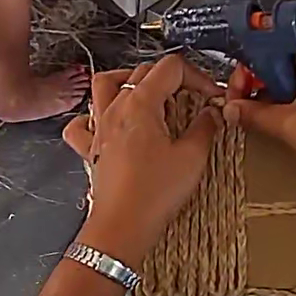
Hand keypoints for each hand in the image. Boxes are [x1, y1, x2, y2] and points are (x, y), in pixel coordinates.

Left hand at [62, 57, 224, 266]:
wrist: (122, 226)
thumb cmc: (155, 193)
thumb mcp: (192, 158)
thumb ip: (205, 127)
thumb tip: (212, 113)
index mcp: (141, 104)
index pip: (171, 68)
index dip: (198, 77)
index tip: (211, 96)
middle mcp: (115, 109)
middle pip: (142, 72)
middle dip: (172, 79)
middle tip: (193, 99)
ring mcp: (98, 127)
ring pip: (105, 85)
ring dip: (129, 81)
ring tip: (149, 95)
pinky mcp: (90, 149)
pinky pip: (82, 122)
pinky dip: (94, 116)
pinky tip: (110, 123)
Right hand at [224, 37, 295, 186]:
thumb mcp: (288, 125)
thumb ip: (254, 114)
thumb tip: (229, 109)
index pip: (274, 40)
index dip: (251, 62)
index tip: (238, 86)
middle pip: (284, 56)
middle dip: (261, 79)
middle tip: (245, 103)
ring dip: (276, 91)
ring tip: (263, 114)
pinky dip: (294, 98)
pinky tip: (285, 118)